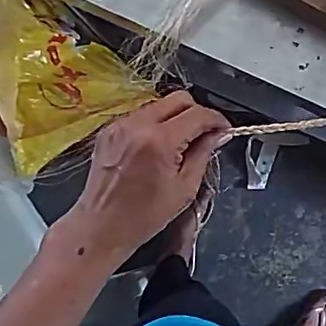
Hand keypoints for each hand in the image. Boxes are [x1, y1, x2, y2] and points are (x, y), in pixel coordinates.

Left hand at [66, 91, 228, 255]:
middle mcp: (137, 125)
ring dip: (177, 117)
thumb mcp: (185, 187)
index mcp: (159, 141)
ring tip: (183, 142)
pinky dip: (158, 123)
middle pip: (179, 99)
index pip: (198, 114)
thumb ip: (204, 153)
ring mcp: (120, 125)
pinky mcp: (109, 130)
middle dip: (198, 112)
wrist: (101, 227)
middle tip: (206, 133)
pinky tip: (161, 145)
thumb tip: (218, 135)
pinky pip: (142, 115)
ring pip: (160, 104)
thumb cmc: (143, 215)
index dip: (217, 120)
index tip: (224, 129)